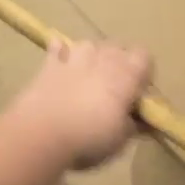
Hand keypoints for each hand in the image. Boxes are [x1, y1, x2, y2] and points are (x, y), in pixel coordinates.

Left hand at [7, 38, 150, 168]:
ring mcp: (73, 58)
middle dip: (118, 63)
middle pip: (118, 47)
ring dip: (92, 56)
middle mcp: (102, 58)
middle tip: (113, 89)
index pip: (144, 57)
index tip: (137, 93)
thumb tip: (141, 121)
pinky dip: (60, 52)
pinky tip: (59, 63)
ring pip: (89, 44)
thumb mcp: (120, 140)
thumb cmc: (88, 138)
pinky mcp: (48, 65)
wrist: (40, 135)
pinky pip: (57, 48)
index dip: (143, 73)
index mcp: (126, 74)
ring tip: (87, 77)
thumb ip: (133, 125)